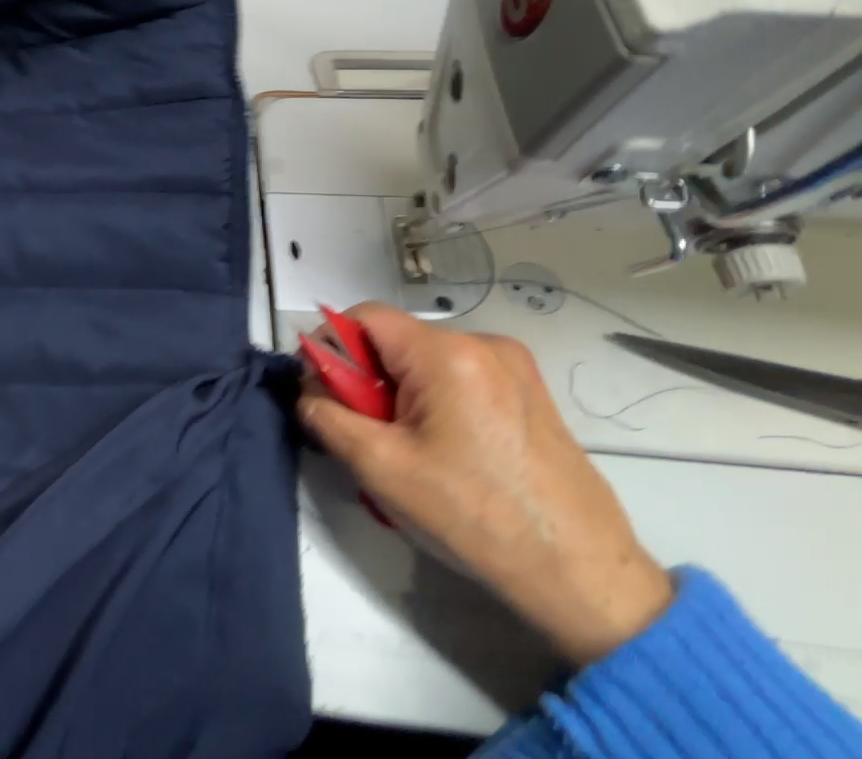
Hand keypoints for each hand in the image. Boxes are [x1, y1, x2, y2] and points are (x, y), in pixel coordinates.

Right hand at [297, 302, 672, 664]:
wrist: (578, 571)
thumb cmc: (470, 513)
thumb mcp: (377, 464)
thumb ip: (325, 414)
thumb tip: (309, 390)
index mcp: (448, 355)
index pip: (365, 316)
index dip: (329, 344)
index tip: (319, 389)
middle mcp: (486, 346)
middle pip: (396, 340)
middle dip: (363, 376)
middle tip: (360, 430)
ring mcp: (515, 370)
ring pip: (425, 363)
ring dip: (396, 393)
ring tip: (401, 449)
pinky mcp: (531, 396)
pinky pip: (458, 380)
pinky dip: (431, 403)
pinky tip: (439, 453)